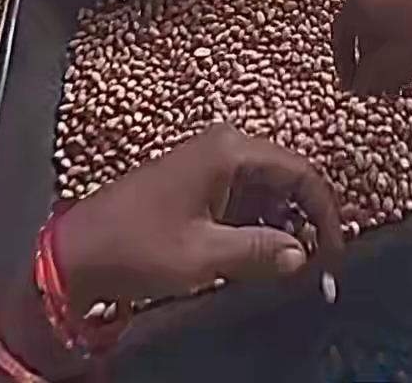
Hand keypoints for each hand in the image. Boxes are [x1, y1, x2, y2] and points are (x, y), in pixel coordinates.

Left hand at [55, 124, 344, 305]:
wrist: (77, 251)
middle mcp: (228, 144)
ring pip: (268, 188)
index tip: (334, 256)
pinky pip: (246, 196)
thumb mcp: (203, 255)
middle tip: (315, 267)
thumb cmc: (140, 246)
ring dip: (282, 225)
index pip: (300, 172)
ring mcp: (214, 160)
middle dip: (304, 220)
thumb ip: (260, 252)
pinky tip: (259, 254)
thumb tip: (305, 257)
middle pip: (287, 177)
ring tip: (287, 266)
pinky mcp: (203, 179)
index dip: (324, 213)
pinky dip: (258, 224)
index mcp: (232, 150)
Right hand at [331, 0, 411, 93]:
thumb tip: (359, 84)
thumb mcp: (391, 63)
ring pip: (385, 14)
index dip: (345, 63)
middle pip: (363, 23)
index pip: (341, 34)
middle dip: (369, 55)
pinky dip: (405, 28)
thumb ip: (368, 76)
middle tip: (377, 80)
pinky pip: (404, 6)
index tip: (351, 83)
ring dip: (388, 44)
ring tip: (401, 71)